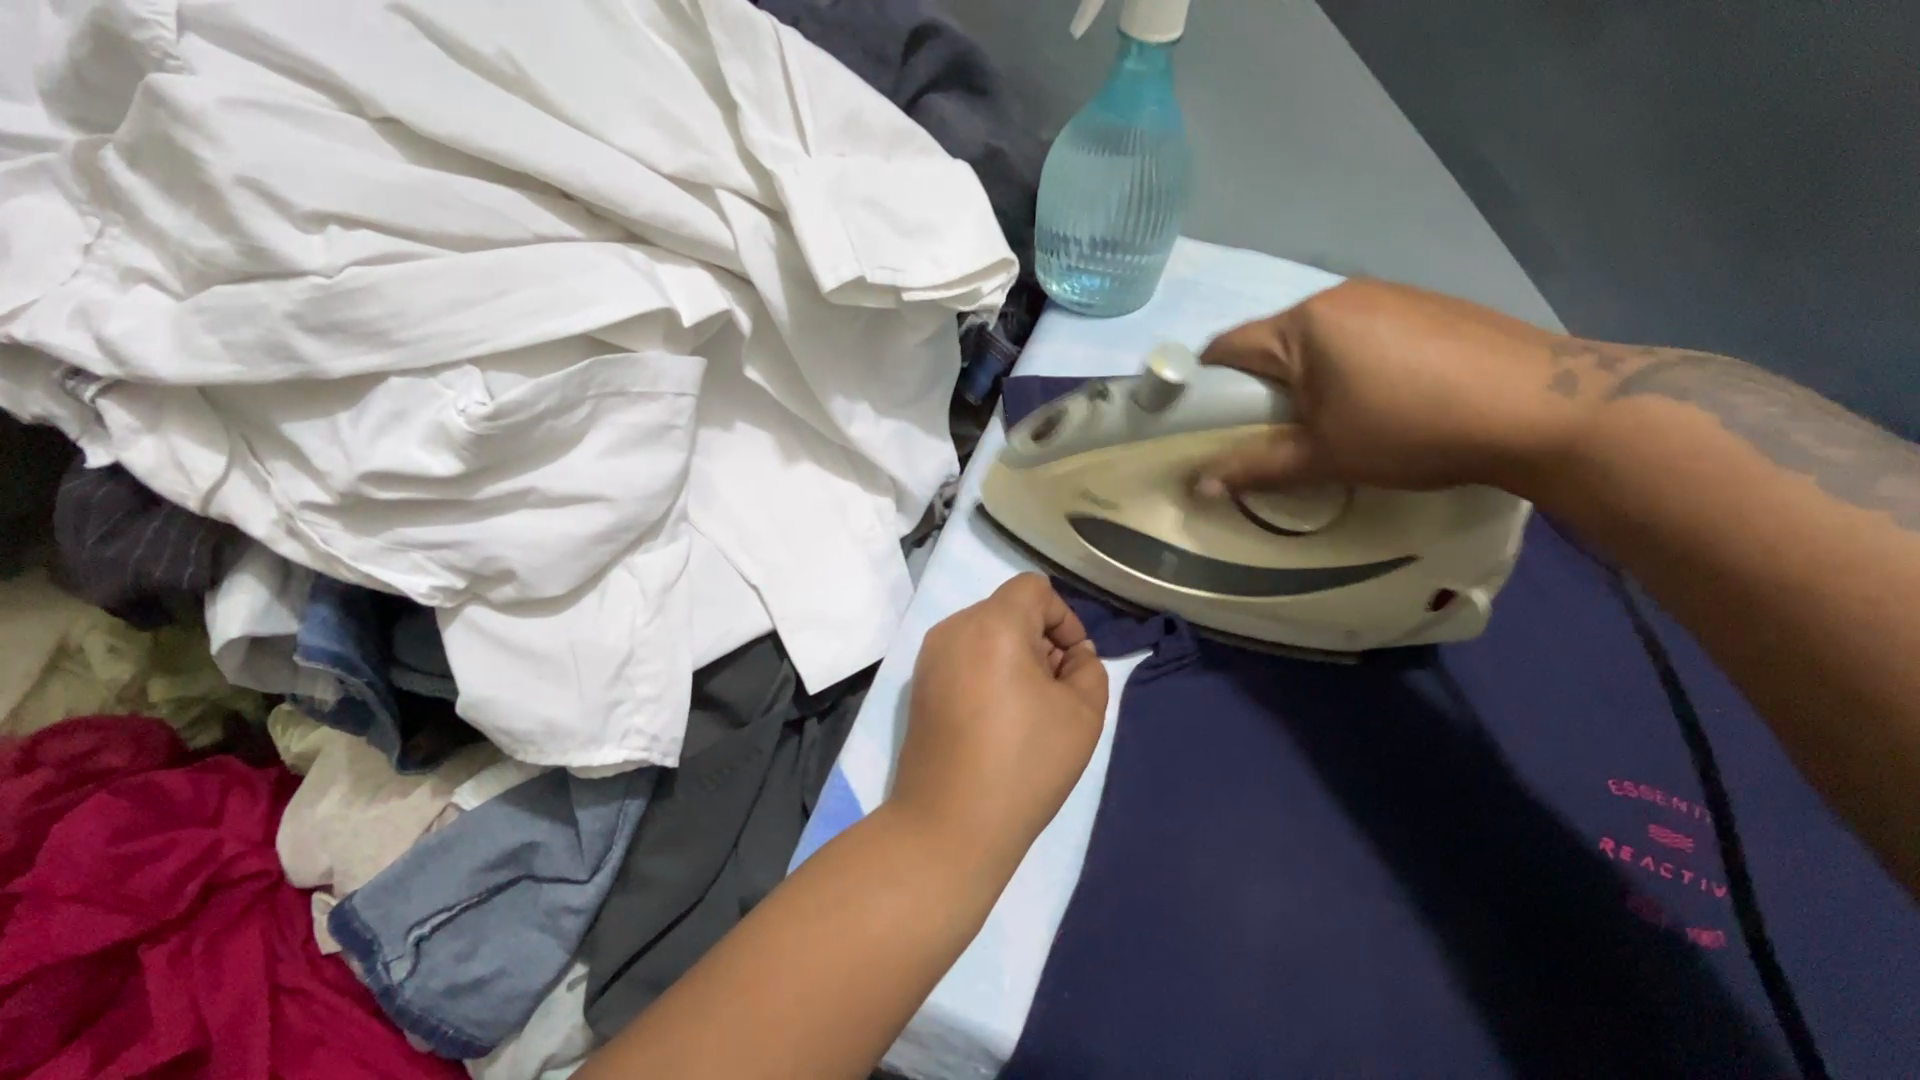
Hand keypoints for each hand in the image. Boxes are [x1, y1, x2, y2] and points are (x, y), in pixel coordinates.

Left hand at [896, 574, 1107, 870]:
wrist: (949, 824)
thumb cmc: (1024, 764)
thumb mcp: (1084, 714)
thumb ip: (1088, 669)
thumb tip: (1071, 655)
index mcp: (992, 624)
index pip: (1033, 588)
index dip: (1063, 618)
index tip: (1072, 664)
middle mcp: (952, 629)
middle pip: (1007, 609)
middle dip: (1039, 640)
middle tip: (1055, 692)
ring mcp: (928, 658)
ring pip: (984, 635)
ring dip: (1013, 658)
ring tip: (1026, 712)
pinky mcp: (918, 687)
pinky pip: (962, 659)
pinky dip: (986, 674)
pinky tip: (996, 722)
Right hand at [1196, 279, 1588, 493]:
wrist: (1543, 406)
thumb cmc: (1414, 429)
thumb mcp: (1327, 456)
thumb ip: (1257, 467)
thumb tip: (1197, 487)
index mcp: (1304, 323)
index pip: (1227, 347)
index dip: (1208, 386)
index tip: (1213, 426)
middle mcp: (1340, 296)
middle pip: (1274, 342)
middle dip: (1266, 387)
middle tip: (1281, 435)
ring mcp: (1389, 295)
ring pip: (1322, 339)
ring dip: (1312, 377)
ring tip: (1341, 422)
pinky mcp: (1428, 305)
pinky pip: (1366, 333)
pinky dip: (1356, 366)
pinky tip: (1389, 400)